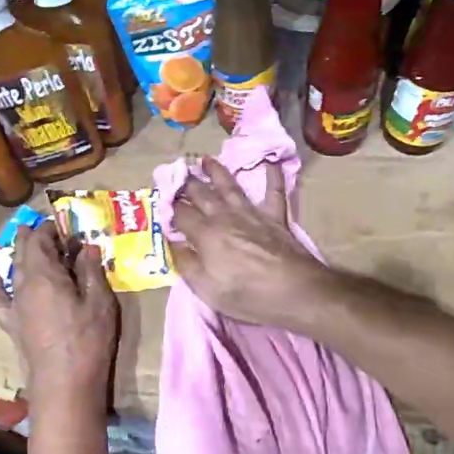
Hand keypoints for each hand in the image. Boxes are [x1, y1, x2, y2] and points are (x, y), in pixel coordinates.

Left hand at [0, 221, 117, 406]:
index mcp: (44, 276)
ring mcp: (15, 306)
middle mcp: (23, 286)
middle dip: (32, 237)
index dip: (50, 229)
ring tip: (21, 241)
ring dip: (17, 254)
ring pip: (12, 271)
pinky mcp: (12, 325)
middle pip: (23, 253)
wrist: (64, 385)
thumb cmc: (87, 341)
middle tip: (41, 226)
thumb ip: (91, 271)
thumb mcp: (99, 302)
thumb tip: (87, 246)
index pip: (41, 241)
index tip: (63, 224)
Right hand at [168, 156, 329, 327]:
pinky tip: (270, 162)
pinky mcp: (275, 217)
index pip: (180, 213)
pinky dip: (272, 176)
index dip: (168, 206)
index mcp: (205, 234)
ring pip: (230, 186)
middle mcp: (225, 216)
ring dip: (217, 171)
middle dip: (186, 181)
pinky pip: (273, 191)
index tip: (159, 198)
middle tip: (176, 169)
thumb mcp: (206, 288)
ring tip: (206, 159)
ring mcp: (251, 213)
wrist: (293, 290)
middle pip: (201, 194)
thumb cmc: (246, 294)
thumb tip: (171, 244)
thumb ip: (186, 264)